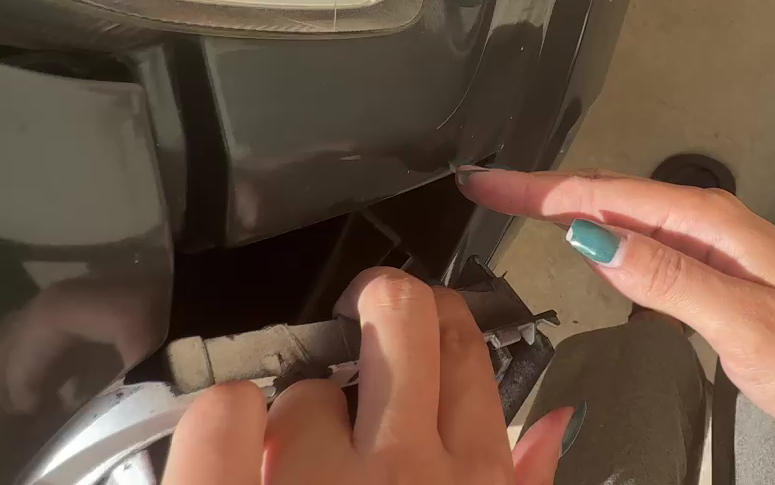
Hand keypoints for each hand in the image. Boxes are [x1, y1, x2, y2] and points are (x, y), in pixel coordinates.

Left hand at [163, 268, 574, 484]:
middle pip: (402, 318)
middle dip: (380, 307)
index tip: (423, 324)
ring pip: (304, 384)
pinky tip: (226, 440)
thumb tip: (556, 419)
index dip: (444, 318)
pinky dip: (218, 418)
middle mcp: (407, 473)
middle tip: (358, 320)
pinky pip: (224, 414)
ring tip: (284, 462)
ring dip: (290, 415)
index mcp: (472, 483)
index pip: (470, 348)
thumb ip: (526, 483)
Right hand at [460, 168, 774, 484]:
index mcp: (710, 222)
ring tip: (520, 205)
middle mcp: (710, 221)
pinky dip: (605, 232)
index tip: (488, 182)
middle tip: (487, 188)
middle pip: (612, 194)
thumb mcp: (743, 322)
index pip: (609, 194)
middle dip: (545, 188)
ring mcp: (714, 245)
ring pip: (626, 213)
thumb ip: (668, 277)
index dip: (542, 189)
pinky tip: (590, 241)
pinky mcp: (717, 270)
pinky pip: (646, 239)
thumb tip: (593, 238)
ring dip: (570, 206)